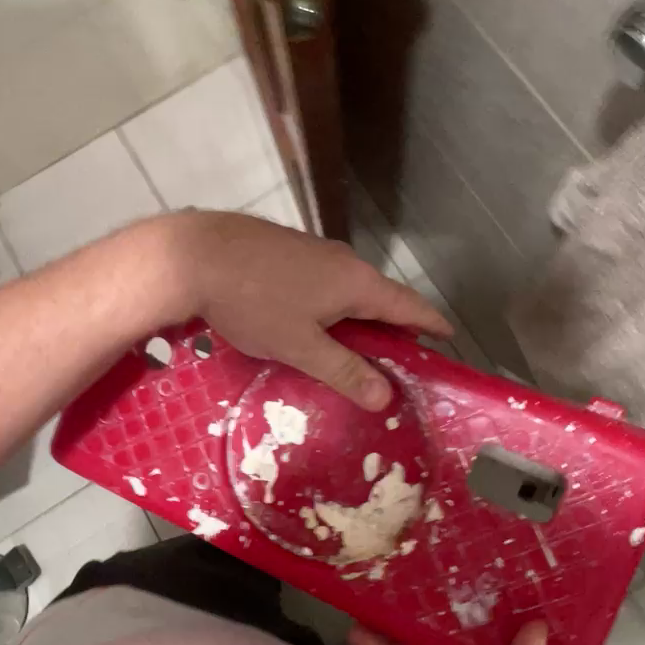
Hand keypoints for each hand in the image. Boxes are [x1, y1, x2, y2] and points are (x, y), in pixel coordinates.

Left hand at [163, 211, 453, 410]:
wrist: (196, 255)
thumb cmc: (254, 302)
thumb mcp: (300, 347)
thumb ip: (344, 371)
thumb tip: (385, 395)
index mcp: (356, 283)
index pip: (409, 305)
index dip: (431, 324)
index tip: (448, 338)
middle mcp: (343, 260)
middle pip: (381, 296)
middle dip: (393, 327)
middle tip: (398, 360)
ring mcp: (314, 250)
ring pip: (348, 289)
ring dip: (359, 317)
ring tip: (357, 347)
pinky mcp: (288, 249)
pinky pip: (324, 281)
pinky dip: (332, 305)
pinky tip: (313, 323)